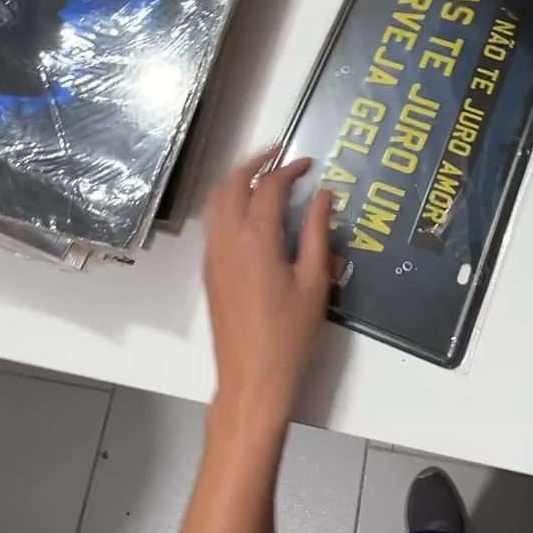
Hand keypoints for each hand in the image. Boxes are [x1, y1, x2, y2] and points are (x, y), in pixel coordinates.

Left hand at [201, 148, 335, 431]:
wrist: (252, 378)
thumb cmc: (290, 335)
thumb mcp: (314, 283)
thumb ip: (316, 233)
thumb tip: (323, 197)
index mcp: (256, 240)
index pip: (269, 187)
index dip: (289, 169)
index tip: (308, 164)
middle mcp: (227, 240)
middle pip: (232, 183)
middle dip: (254, 162)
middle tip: (279, 154)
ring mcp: (213, 255)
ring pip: (216, 201)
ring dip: (236, 180)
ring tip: (261, 174)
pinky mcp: (208, 271)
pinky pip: (213, 222)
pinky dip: (227, 203)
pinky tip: (248, 211)